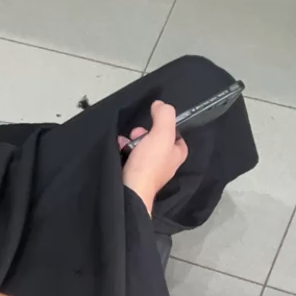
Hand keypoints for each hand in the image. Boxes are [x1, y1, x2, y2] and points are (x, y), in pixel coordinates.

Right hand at [119, 100, 187, 215]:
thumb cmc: (149, 164)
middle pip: (157, 142)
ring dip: (132, 142)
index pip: (177, 136)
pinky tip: (119, 149)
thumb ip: (164, 115)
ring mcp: (149, 172)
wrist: (130, 190)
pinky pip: (130, 160)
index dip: (167, 127)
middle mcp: (165, 164)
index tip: (156, 122)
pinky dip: (124, 152)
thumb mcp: (162, 133)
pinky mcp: (134, 177)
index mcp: (176, 155)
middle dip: (145, 133)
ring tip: (125, 141)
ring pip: (142, 150)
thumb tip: (160, 105)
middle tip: (137, 133)